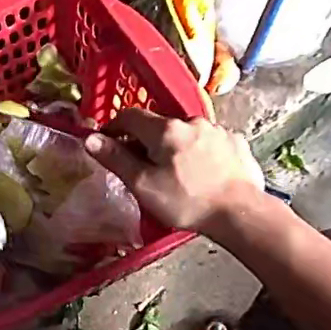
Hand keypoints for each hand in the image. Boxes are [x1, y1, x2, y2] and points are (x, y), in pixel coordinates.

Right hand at [83, 108, 264, 235]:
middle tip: (141, 167)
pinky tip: (202, 174)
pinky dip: (200, 154)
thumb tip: (91, 138)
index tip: (108, 141)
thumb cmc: (187, 202)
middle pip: (160, 126)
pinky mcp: (236, 143)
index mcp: (165, 130)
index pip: (131, 116)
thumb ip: (117, 159)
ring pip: (186, 134)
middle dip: (147, 141)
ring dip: (176, 147)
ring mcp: (217, 131)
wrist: (239, 213)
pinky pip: (210, 143)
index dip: (115, 127)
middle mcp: (192, 122)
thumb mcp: (143, 185)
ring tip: (175, 174)